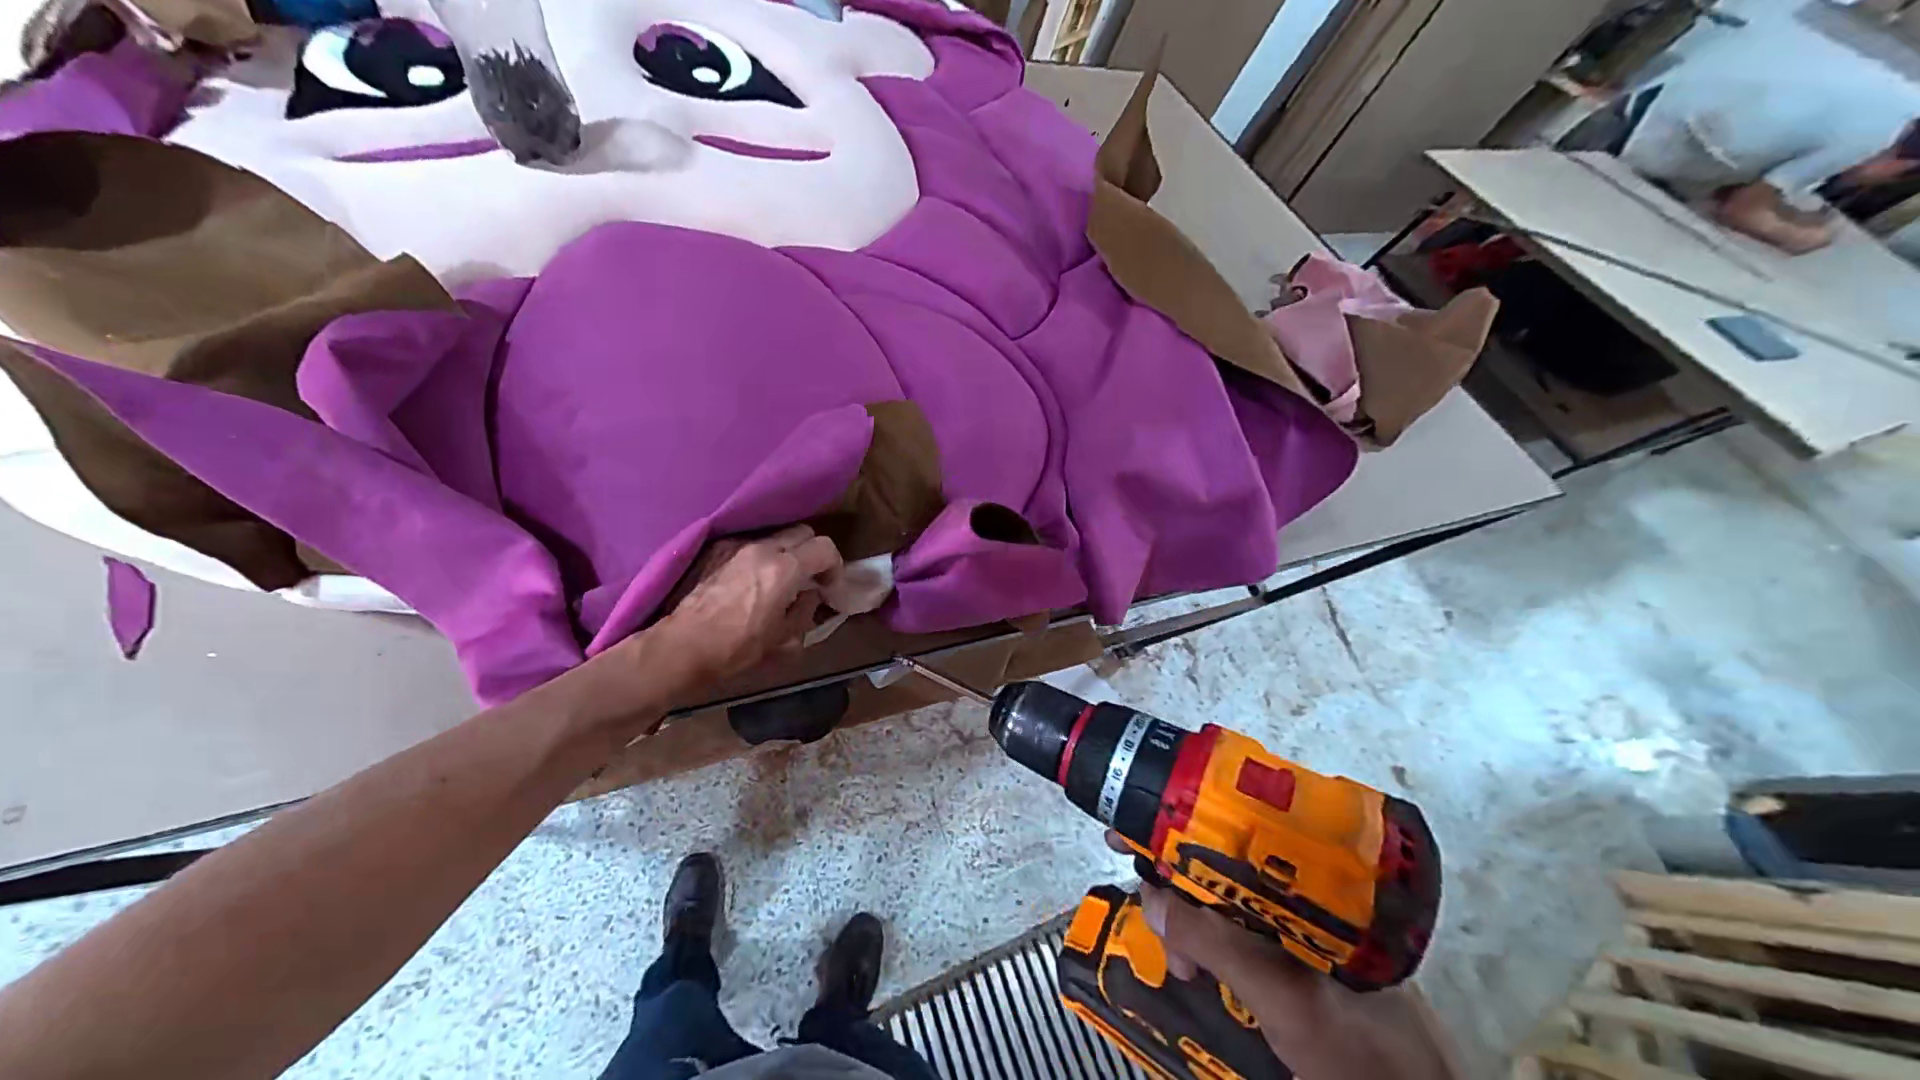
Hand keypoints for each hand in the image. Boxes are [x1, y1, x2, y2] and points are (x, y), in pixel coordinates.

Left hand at [654, 526, 842, 685]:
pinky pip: (750, 544)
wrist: (683, 646)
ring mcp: (737, 546)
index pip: (824, 548)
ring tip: (782, 578)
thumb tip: (810, 597)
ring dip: (787, 552)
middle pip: (803, 532)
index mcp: (784, 569)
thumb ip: (805, 611)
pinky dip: (761, 556)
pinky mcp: (716, 551)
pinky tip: (753, 580)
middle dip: (813, 552)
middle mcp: (763, 549)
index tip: (829, 586)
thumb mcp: (783, 638)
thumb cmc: (736, 647)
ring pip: (776, 536)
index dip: (834, 566)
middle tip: (810, 577)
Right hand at [1113, 838, 1453, 1078]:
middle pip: (1218, 863)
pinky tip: (1194, 973)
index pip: (1235, 830)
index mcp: (1312, 879)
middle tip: (1155, 924)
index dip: (1179, 824)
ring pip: (1220, 902)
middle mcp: (1301, 893)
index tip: (1130, 828)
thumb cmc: (1361, 1050)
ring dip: (1186, 925)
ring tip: (1182, 970)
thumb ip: (1218, 944)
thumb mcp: (1285, 997)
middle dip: (1174, 885)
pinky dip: (1204, 948)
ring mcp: (1297, 929)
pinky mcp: (1291, 963)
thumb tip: (1151, 898)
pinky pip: (1231, 936)